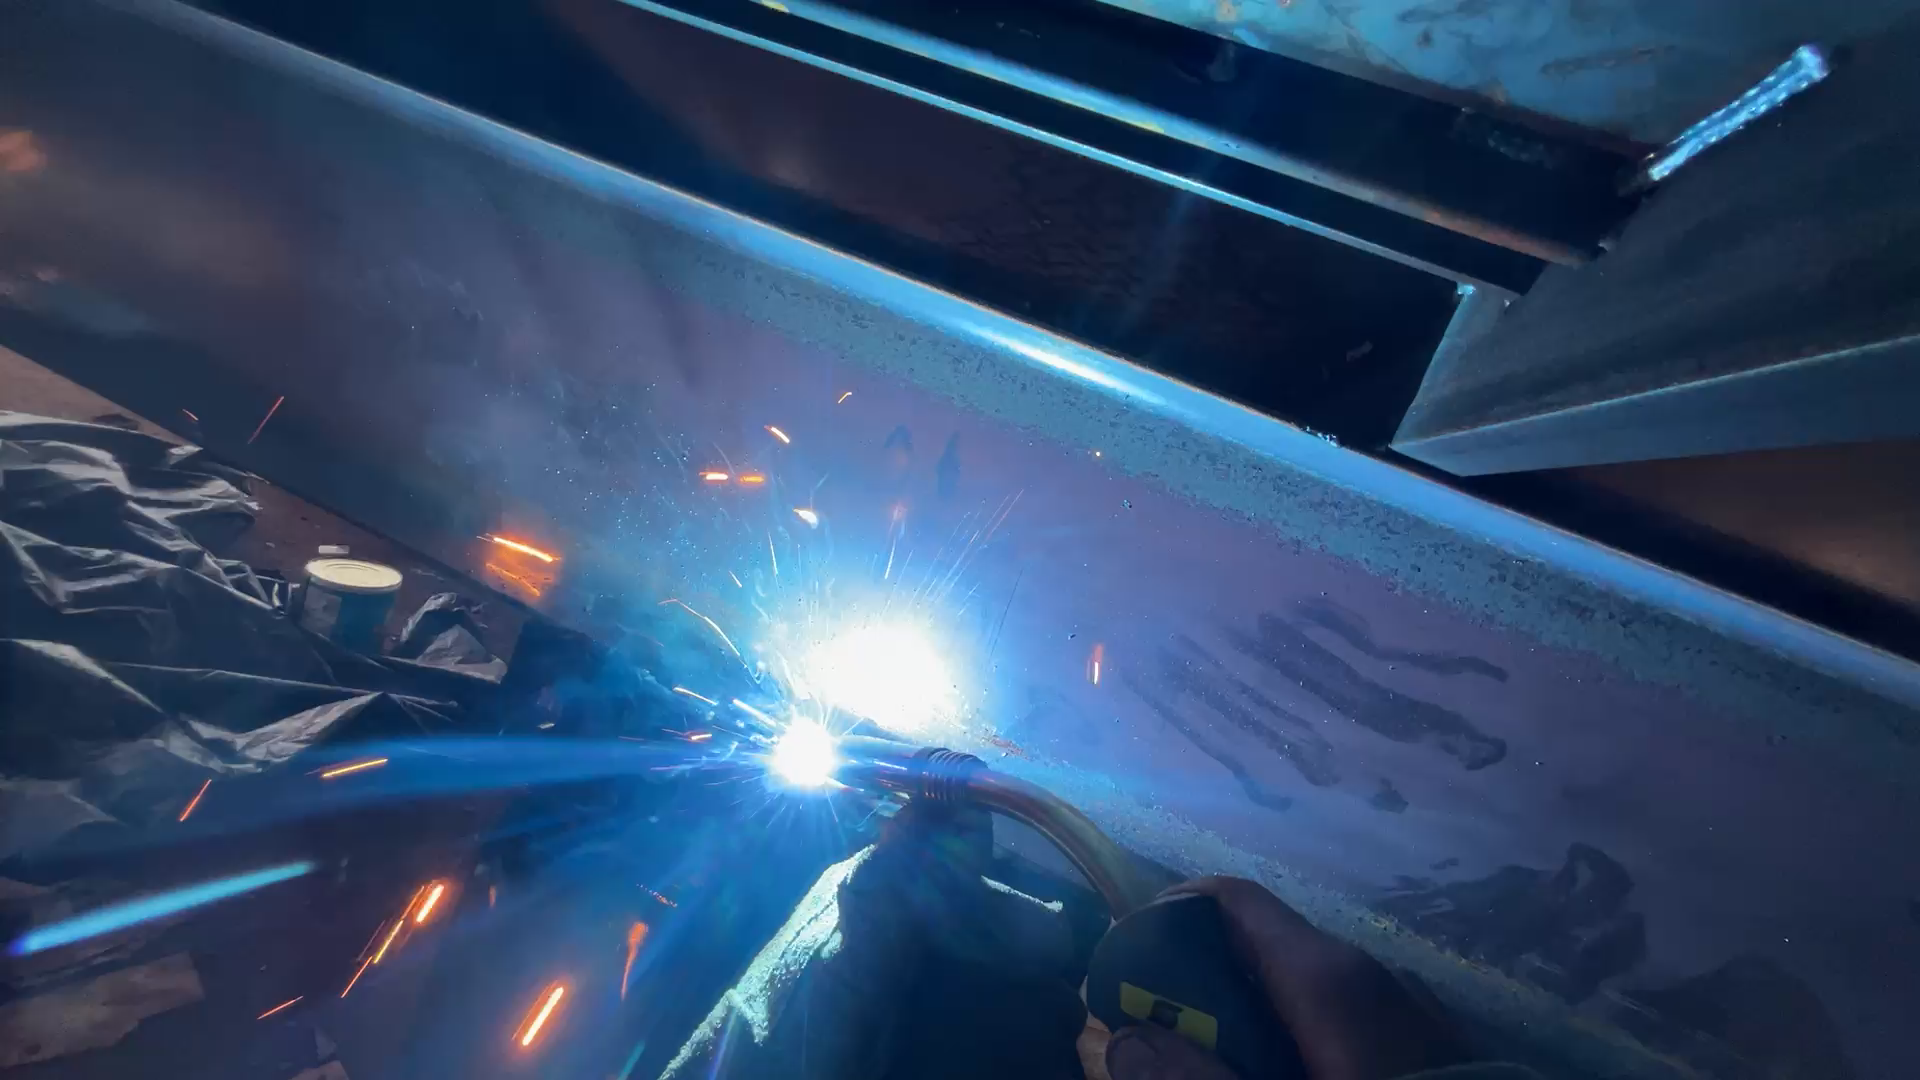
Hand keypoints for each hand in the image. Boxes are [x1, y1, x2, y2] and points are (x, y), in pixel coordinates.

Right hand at [1104, 877, 1466, 1079]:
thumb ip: (1197, 1078)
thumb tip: (1122, 1040)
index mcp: (1324, 972)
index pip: (1232, 897)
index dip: (1176, 909)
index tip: (1136, 949)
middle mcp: (1360, 967)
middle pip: (1260, 937)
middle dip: (1203, 967)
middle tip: (1164, 1011)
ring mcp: (1401, 1001)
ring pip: (1300, 975)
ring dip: (1248, 1000)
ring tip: (1218, 1047)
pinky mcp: (1426, 1040)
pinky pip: (1338, 1008)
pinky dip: (1293, 1022)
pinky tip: (1285, 1066)